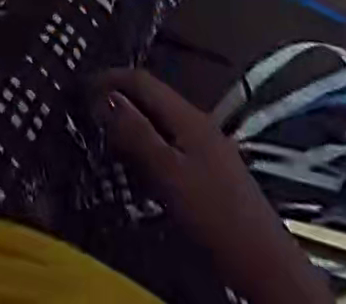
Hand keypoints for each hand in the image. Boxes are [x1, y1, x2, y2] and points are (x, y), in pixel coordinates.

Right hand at [92, 69, 331, 303]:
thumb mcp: (166, 172)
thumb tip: (103, 95)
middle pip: (150, 96)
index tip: (77, 89)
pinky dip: (144, 139)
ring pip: (158, 119)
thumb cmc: (213, 216)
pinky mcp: (209, 170)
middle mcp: (198, 123)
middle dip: (116, 97)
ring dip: (129, 119)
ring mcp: (207, 147)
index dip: (108, 77)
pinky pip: (168, 139)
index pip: (141, 79)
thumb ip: (134, 131)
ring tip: (102, 133)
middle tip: (84, 111)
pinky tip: (134, 159)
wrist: (267, 268)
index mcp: (188, 117)